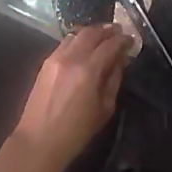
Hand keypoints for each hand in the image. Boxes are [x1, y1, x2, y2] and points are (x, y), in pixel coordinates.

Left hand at [9, 24, 131, 171]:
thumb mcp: (104, 108)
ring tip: (103, 37)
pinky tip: (84, 47)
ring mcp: (55, 57)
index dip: (123, 40)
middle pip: (92, 33)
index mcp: (88, 70)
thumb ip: (114, 79)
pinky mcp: (46, 62)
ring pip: (76, 34)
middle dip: (107, 30)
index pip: (110, 45)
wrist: (39, 141)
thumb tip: (120, 60)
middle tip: (119, 32)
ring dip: (92, 32)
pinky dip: (77, 40)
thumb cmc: (77, 131)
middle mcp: (71, 57)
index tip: (131, 40)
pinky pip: (65, 43)